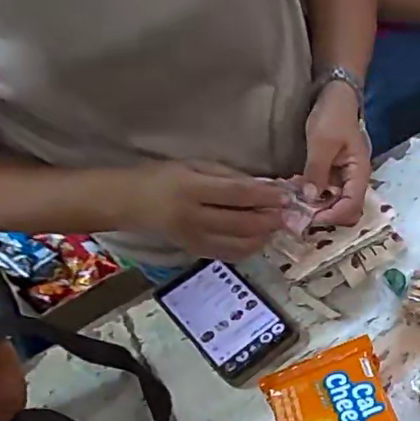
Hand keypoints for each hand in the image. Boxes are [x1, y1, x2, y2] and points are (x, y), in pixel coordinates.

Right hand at [126, 159, 287, 260]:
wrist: (132, 202)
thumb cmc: (165, 177)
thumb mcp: (195, 166)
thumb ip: (229, 176)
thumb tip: (265, 187)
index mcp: (191, 189)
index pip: (237, 194)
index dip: (265, 197)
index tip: (286, 196)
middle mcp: (194, 218)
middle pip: (243, 223)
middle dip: (271, 219)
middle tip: (287, 214)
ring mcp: (196, 240)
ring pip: (242, 244)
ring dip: (265, 236)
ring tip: (275, 224)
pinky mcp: (198, 253)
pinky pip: (233, 254)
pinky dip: (251, 247)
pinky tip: (259, 237)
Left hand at [301, 81, 371, 226]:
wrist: (335, 95)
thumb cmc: (333, 115)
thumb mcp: (322, 142)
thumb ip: (317, 171)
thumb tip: (310, 198)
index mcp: (360, 174)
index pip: (351, 207)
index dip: (332, 216)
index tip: (310, 217)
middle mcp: (355, 181)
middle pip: (347, 211)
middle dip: (327, 216)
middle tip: (302, 213)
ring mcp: (345, 179)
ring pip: (337, 205)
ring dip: (319, 208)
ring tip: (298, 204)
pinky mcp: (335, 175)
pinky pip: (328, 194)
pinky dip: (315, 198)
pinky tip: (300, 193)